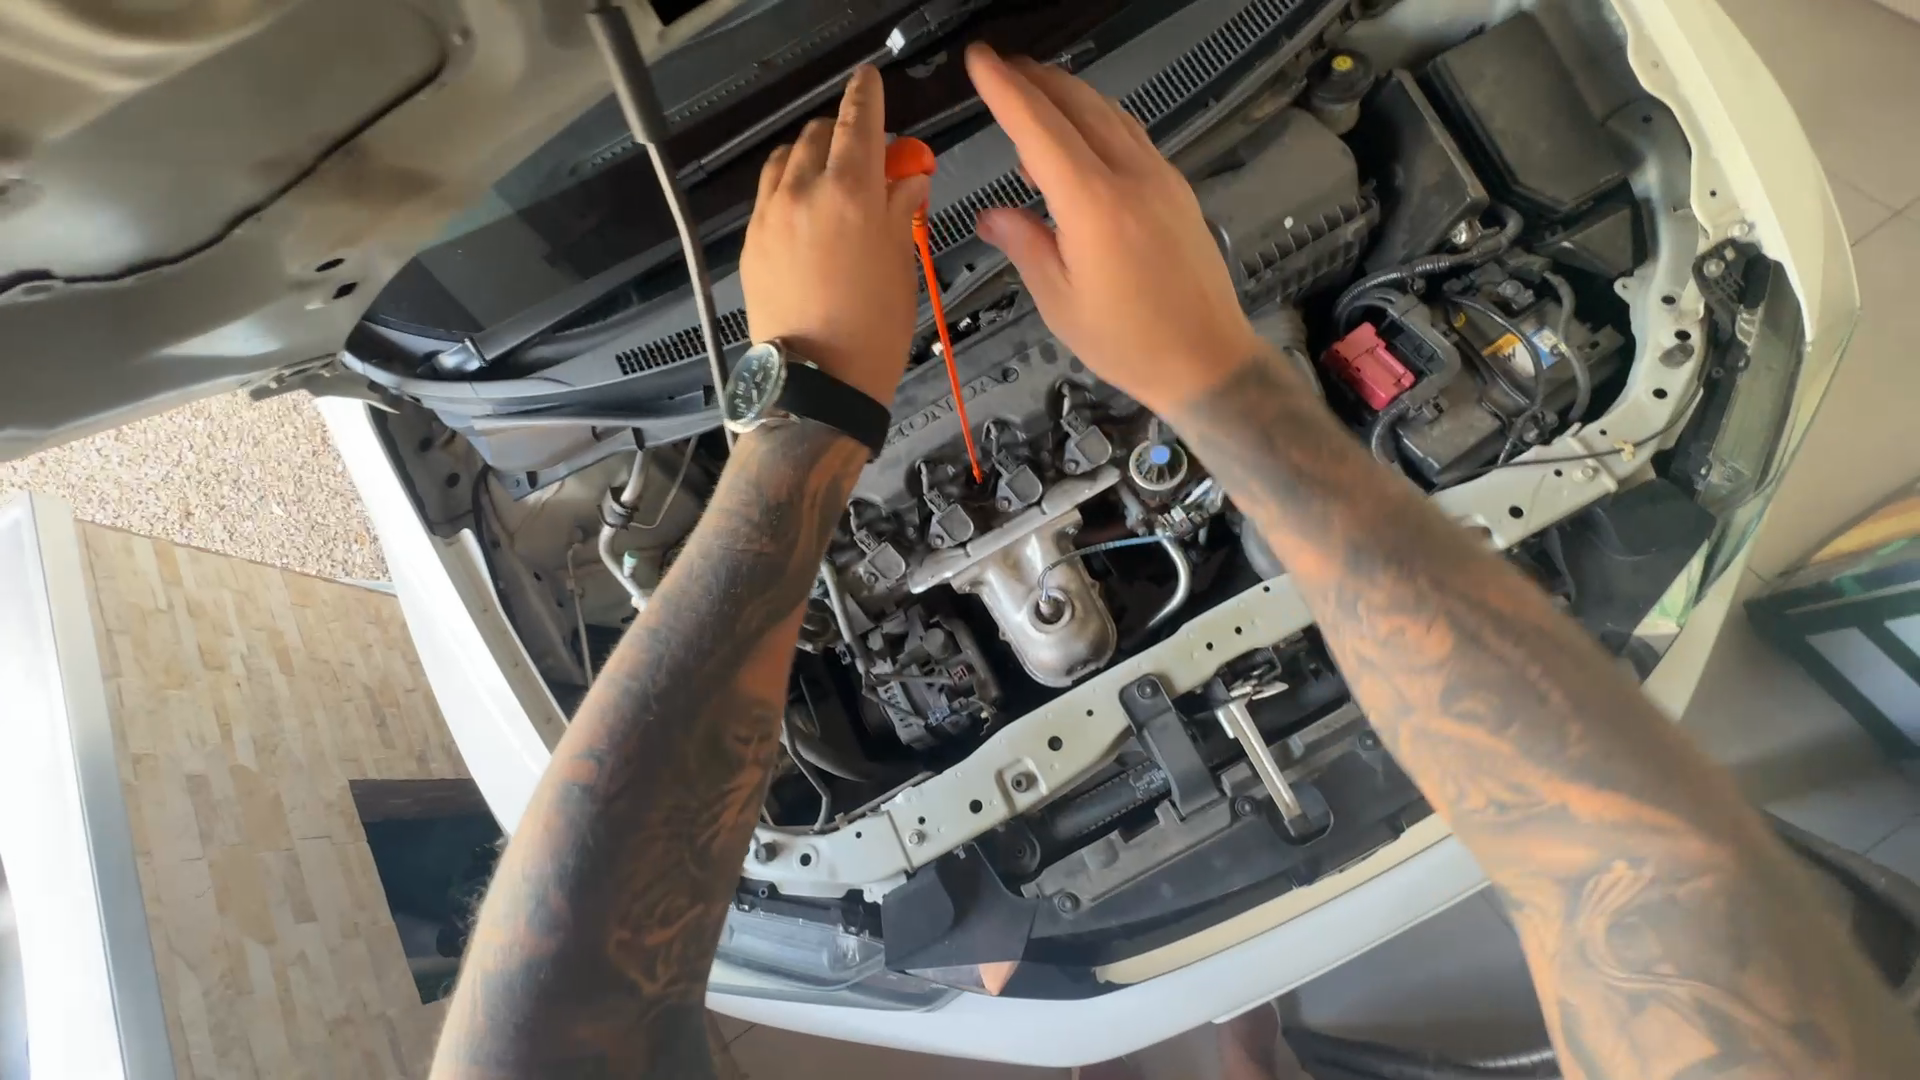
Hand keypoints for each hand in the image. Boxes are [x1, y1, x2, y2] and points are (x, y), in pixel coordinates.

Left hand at [740, 65, 930, 407]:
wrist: (819, 386)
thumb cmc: (872, 336)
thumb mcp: (901, 268)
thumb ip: (900, 213)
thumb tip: (907, 181)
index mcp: (850, 193)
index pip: (858, 120)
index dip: (866, 95)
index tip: (869, 84)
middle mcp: (803, 193)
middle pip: (818, 134)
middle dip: (842, 133)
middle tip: (865, 157)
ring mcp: (769, 217)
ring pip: (785, 159)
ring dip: (810, 157)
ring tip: (830, 182)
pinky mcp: (751, 244)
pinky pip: (768, 195)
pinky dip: (788, 189)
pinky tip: (805, 214)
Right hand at [964, 44, 1273, 414]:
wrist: (1205, 359)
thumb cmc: (1128, 342)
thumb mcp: (1060, 303)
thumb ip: (1025, 247)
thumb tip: (992, 216)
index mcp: (1093, 205)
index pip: (1039, 128)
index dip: (1005, 90)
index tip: (980, 61)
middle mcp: (1131, 177)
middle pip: (1078, 105)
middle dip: (1036, 79)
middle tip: (1004, 69)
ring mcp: (1161, 179)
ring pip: (1110, 114)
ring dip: (1070, 95)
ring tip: (1038, 92)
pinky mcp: (1177, 191)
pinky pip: (1132, 137)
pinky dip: (1099, 122)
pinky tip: (1084, 137)